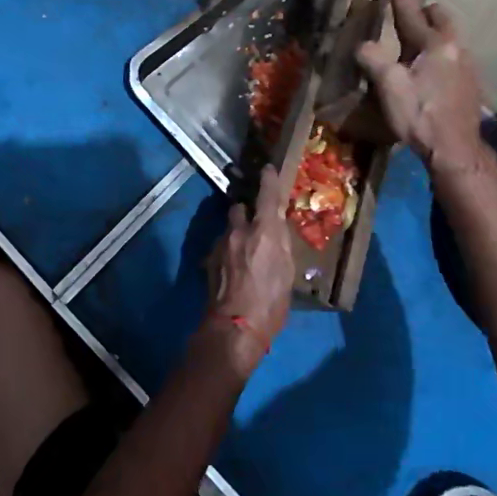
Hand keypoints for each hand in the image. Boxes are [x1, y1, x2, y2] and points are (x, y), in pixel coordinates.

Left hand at [206, 165, 295, 374]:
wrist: (235, 325)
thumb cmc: (271, 302)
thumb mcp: (288, 271)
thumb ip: (281, 244)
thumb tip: (277, 230)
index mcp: (265, 231)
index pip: (267, 195)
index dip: (268, 180)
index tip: (268, 170)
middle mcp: (240, 230)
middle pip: (239, 208)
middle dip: (247, 213)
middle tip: (256, 225)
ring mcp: (221, 244)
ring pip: (229, 228)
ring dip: (236, 234)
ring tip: (245, 253)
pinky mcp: (209, 259)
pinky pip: (221, 246)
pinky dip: (228, 251)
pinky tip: (234, 269)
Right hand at [355, 0, 488, 172]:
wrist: (454, 149)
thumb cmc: (420, 114)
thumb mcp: (389, 85)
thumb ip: (373, 59)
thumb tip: (362, 45)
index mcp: (436, 44)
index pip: (415, 16)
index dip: (402, 4)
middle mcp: (457, 49)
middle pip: (443, 20)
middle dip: (427, 13)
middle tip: (412, 14)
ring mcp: (468, 67)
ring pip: (451, 40)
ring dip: (435, 34)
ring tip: (418, 42)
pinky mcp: (470, 86)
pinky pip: (454, 58)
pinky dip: (441, 54)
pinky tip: (431, 70)